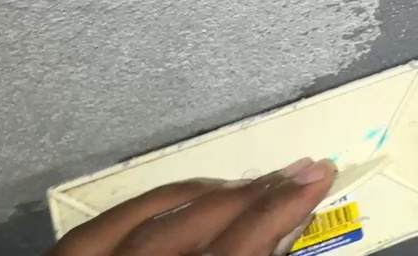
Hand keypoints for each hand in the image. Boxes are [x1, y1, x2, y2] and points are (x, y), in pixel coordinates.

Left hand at [48, 158, 335, 255]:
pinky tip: (194, 193)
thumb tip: (292, 224)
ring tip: (256, 184)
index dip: (279, 209)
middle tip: (301, 169)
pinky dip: (153, 202)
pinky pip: (97, 231)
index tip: (320, 175)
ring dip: (212, 195)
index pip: (232, 254)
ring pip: (148, 223)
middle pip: (191, 232)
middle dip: (254, 195)